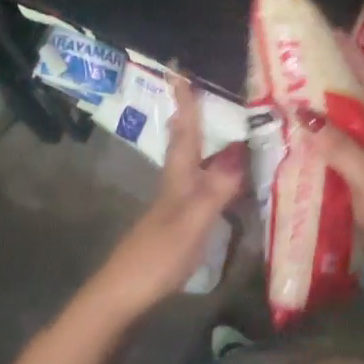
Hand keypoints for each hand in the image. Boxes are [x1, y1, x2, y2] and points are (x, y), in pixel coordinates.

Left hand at [90, 76, 244, 316]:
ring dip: (201, 145)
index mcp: (178, 182)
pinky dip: (211, 177)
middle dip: (191, 117)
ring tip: (218, 128)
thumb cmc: (155, 259)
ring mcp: (172, 208)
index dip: (184, 102)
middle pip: (184, 145)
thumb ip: (216, 190)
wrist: (122, 295)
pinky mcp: (176, 227)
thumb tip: (241, 152)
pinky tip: (219, 185)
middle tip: (198, 90)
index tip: (179, 68)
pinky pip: (198, 190)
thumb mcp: (191, 224)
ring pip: (190, 167)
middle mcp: (174, 188)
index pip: (185, 133)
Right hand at [302, 31, 363, 291]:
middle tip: (316, 58)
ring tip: (308, 88)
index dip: (359, 62)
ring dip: (337, 107)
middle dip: (345, 79)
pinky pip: (352, 146)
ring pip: (360, 124)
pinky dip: (334, 135)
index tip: (337, 35)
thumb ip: (339, 147)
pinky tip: (313, 135)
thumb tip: (305, 113)